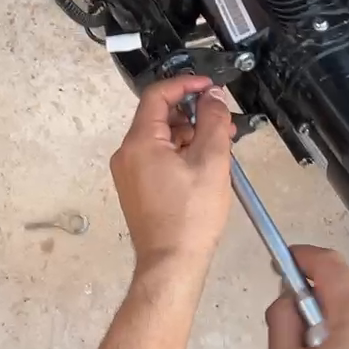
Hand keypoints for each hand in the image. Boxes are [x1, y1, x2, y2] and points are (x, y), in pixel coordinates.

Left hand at [108, 75, 235, 278]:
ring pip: (161, 138)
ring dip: (189, 134)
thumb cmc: (190, 218)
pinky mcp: (136, 187)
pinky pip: (157, 157)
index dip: (184, 85)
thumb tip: (212, 96)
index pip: (157, 95)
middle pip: (159, 117)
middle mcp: (127, 154)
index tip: (208, 86)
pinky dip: (180, 153)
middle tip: (221, 120)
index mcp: (139, 142)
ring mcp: (129, 172)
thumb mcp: (211, 161)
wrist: (172, 264)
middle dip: (193, 114)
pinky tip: (204, 163)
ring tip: (220, 144)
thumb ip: (213, 122)